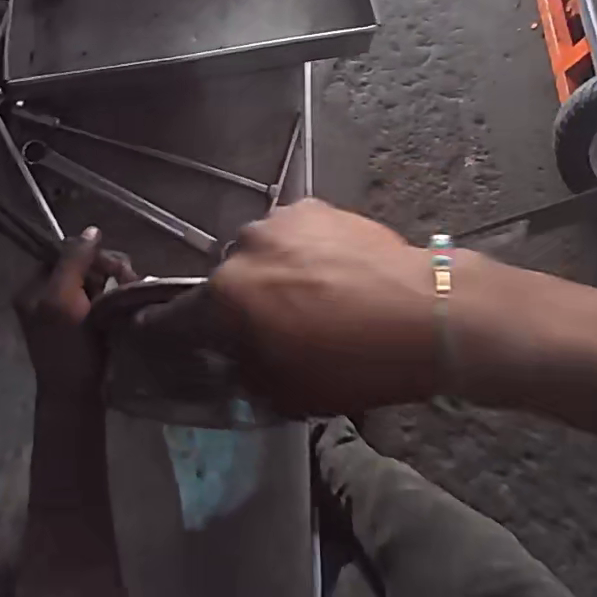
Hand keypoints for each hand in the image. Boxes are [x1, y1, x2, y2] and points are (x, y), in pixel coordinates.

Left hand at [15, 227, 134, 398]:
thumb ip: (73, 261)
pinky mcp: (88, 319)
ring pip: (99, 276)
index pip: (65, 251)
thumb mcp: (62, 301)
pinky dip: (119, 292)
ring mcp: (69, 307)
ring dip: (118, 279)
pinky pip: (106, 292)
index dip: (90, 255)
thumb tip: (91, 230)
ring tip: (130, 289)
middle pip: (84, 262)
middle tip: (125, 280)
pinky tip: (129, 299)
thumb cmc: (68, 350)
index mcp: (33, 287)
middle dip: (108, 268)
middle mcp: (48, 294)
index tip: (111, 268)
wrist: (80, 397)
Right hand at [204, 198, 445, 413]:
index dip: (180, 328)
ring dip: (275, 267)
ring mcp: (281, 219)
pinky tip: (333, 266)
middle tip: (277, 320)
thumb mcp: (288, 391)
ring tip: (313, 289)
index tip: (176, 332)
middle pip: (231, 276)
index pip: (184, 313)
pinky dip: (304, 247)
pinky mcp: (315, 205)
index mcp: (228, 292)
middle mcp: (245, 244)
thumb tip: (236, 357)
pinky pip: (295, 231)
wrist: (420, 310)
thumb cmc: (352, 361)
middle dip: (245, 298)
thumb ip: (246, 371)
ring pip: (264, 249)